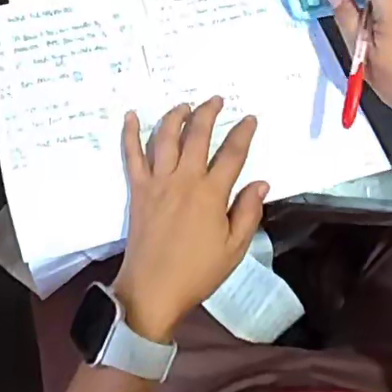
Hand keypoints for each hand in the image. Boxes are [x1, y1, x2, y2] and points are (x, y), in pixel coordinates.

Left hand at [113, 99, 267, 342]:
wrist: (152, 291)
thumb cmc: (197, 272)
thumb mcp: (234, 248)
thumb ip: (248, 212)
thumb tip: (261, 183)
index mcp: (211, 194)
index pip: (232, 154)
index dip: (243, 132)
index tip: (249, 118)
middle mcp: (184, 180)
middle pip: (198, 135)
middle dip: (209, 112)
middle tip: (216, 100)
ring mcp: (158, 182)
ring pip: (166, 138)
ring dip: (176, 116)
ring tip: (185, 105)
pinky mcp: (138, 189)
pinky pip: (132, 156)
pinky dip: (130, 134)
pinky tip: (131, 116)